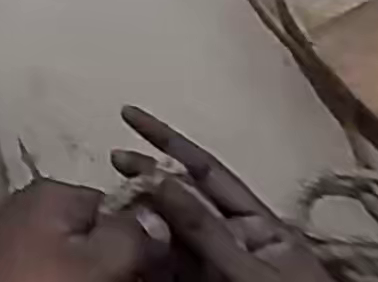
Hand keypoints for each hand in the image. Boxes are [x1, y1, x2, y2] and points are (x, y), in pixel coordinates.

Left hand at [0, 180, 157, 281]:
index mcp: (58, 195)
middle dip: (132, 266)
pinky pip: (66, 267)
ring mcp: (32, 238)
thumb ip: (127, 238)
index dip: (153, 242)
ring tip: (121, 281)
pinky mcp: (23, 264)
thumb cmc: (34, 279)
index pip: (121, 208)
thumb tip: (160, 218)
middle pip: (106, 236)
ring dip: (111, 273)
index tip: (178, 272)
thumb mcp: (90, 261)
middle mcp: (44, 209)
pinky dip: (83, 275)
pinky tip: (87, 281)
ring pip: (88, 258)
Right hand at [111, 107, 330, 281]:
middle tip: (116, 161)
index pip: (206, 169)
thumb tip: (156, 174)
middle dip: (148, 175)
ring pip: (169, 225)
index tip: (127, 113)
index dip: (166, 139)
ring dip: (142, 211)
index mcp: (261, 229)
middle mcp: (236, 239)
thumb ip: (204, 228)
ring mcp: (217, 264)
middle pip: (182, 194)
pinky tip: (124, 237)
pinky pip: (166, 257)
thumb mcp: (251, 273)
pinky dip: (144, 245)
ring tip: (116, 204)